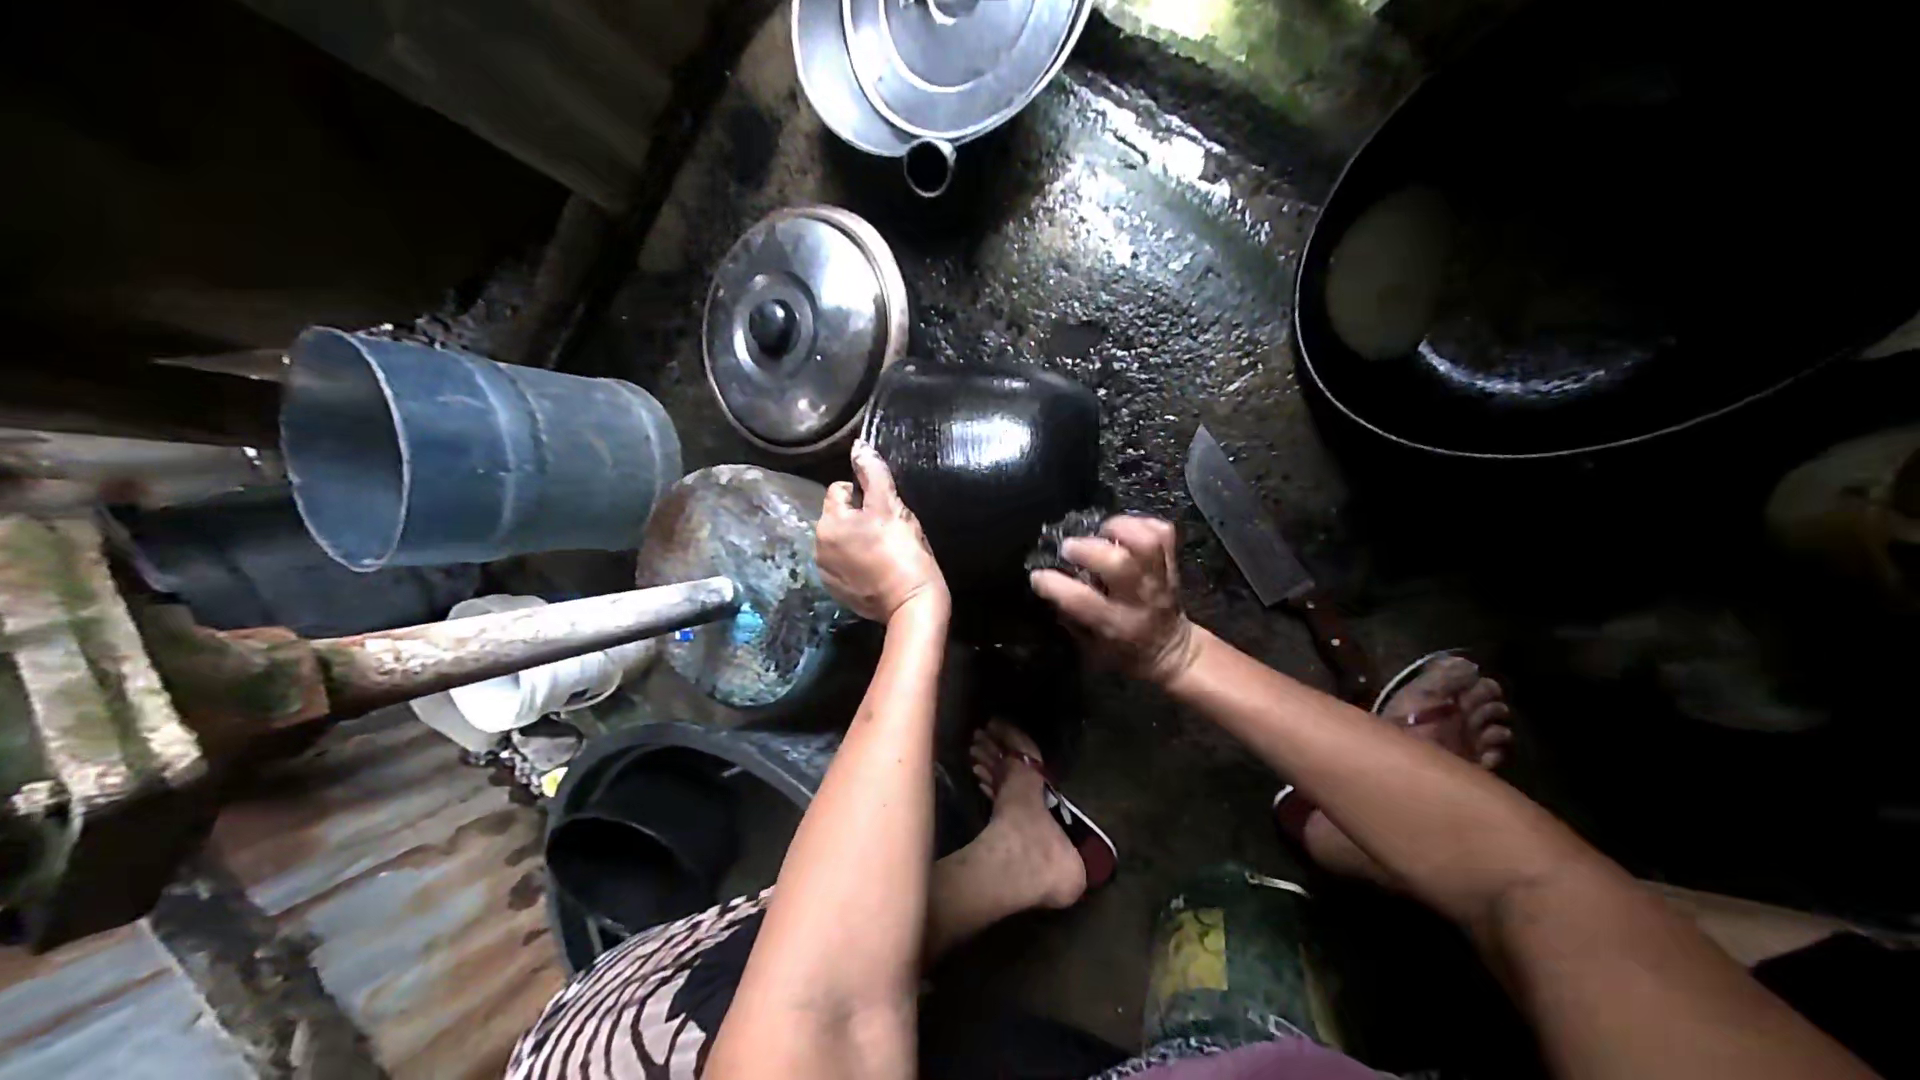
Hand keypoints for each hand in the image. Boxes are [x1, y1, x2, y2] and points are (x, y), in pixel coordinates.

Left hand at [817, 442, 948, 623]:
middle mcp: (818, 547)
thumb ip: (872, 472)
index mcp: (828, 523)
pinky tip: (878, 569)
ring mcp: (825, 573)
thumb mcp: (891, 506)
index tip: (886, 511)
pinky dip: (858, 563)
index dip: (866, 495)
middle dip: (860, 518)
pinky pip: (845, 565)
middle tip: (888, 531)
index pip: (841, 490)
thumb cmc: (903, 550)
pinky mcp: (837, 592)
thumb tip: (858, 446)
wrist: (911, 603)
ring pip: (842, 540)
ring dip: (858, 540)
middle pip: (839, 516)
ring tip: (884, 551)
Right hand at [1029, 515, 1199, 683]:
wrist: (1172, 652)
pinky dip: (1141, 523)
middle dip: (1088, 549)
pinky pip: (1162, 532)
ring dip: (1118, 529)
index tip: (1038, 576)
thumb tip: (1047, 588)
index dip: (1054, 584)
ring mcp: (1159, 578)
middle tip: (1069, 547)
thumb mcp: (1091, 649)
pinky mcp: (1171, 563)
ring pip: (1146, 541)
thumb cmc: (1125, 652)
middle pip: (1119, 564)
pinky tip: (1123, 530)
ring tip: (1100, 532)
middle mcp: (1140, 598)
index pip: (1082, 600)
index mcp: (1116, 624)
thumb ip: (1070, 618)